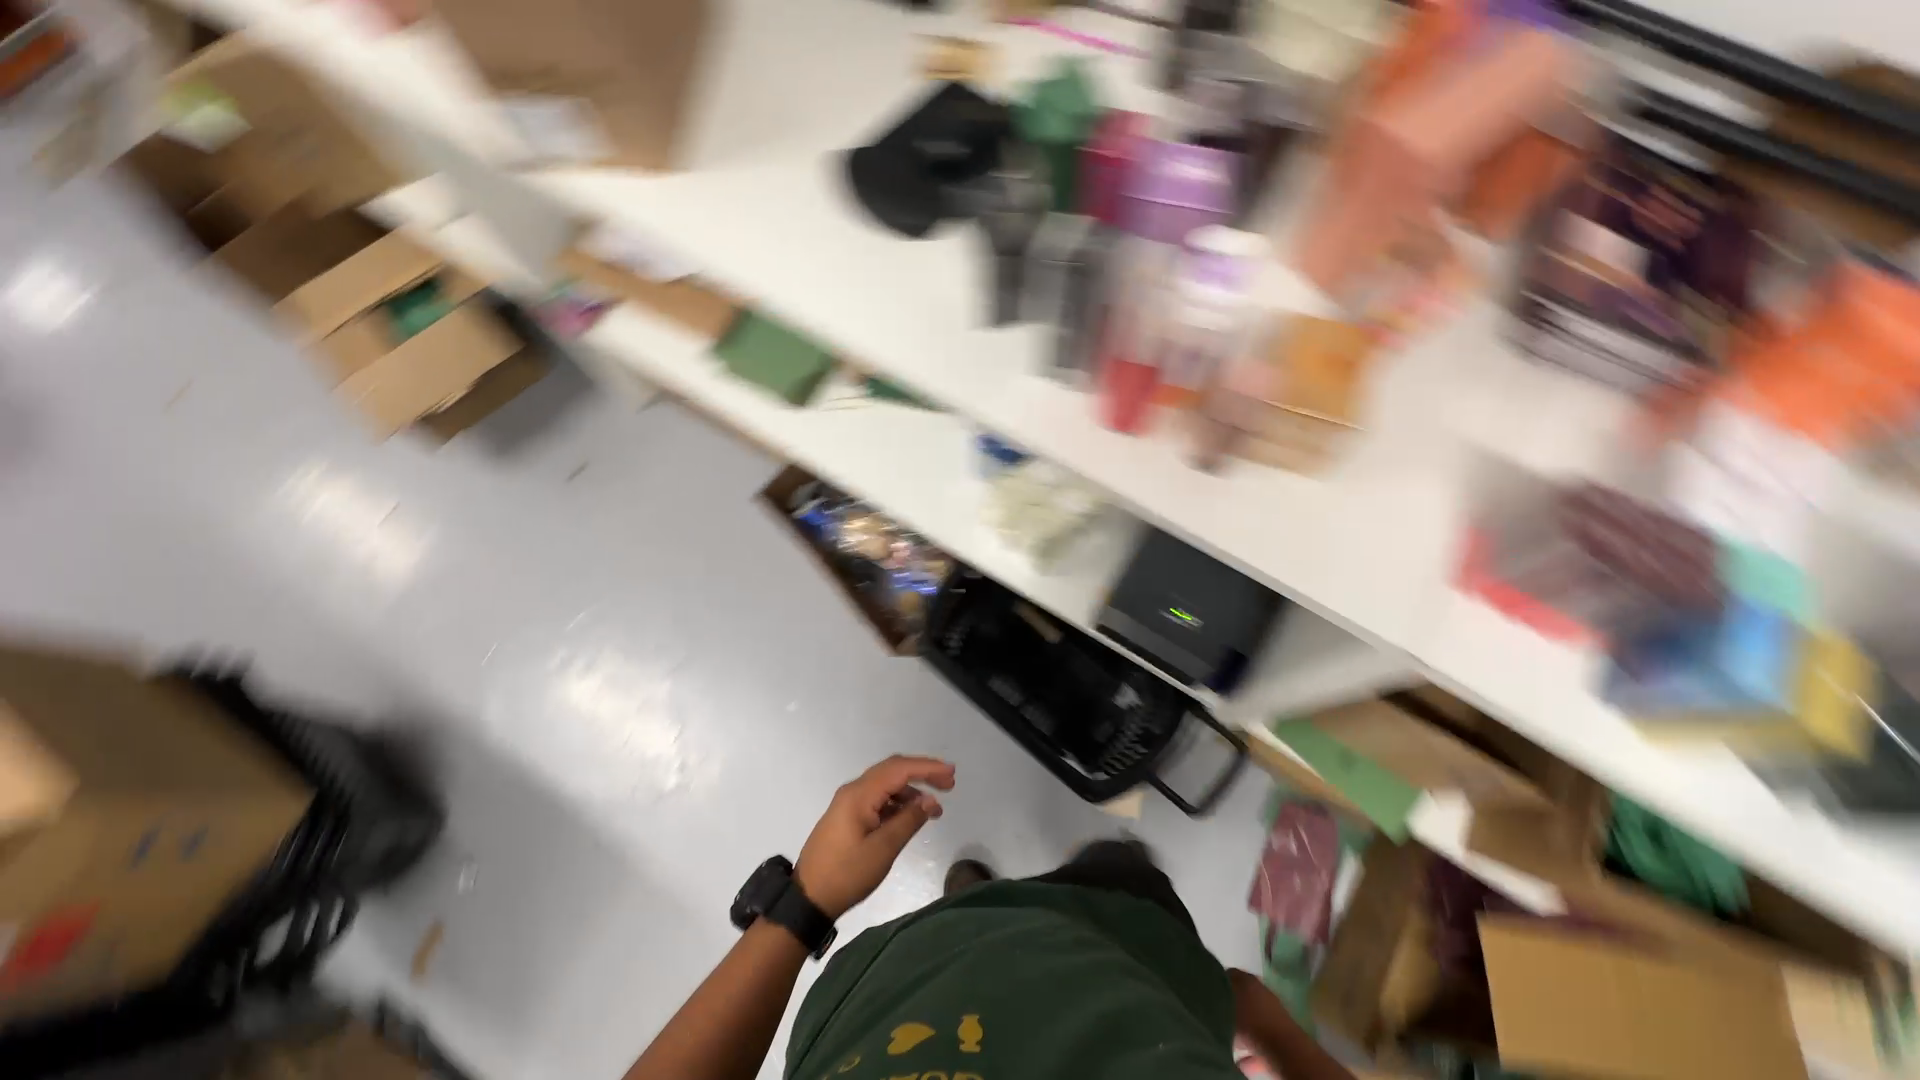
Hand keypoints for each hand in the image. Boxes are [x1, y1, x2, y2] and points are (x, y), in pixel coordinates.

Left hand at [795, 755, 955, 918]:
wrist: (808, 898)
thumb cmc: (847, 874)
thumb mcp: (883, 849)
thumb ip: (908, 821)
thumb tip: (930, 800)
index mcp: (859, 794)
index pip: (898, 769)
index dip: (927, 767)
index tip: (951, 773)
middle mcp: (853, 791)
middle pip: (892, 771)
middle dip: (922, 774)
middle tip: (949, 784)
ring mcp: (848, 804)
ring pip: (885, 785)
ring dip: (911, 791)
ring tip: (935, 809)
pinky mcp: (847, 817)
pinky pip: (877, 799)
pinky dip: (897, 802)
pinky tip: (911, 816)